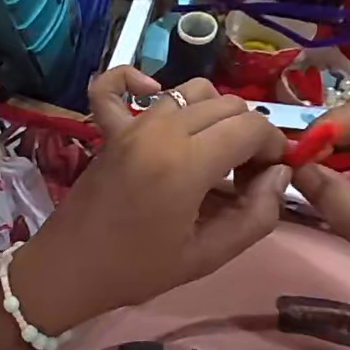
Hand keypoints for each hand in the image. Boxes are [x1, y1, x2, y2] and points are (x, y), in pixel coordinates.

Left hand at [9, 68, 290, 331]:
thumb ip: (255, 216)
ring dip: (215, 113)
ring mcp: (132, 125)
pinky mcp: (109, 129)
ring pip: (190, 91)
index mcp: (186, 163)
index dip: (274, 146)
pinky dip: (136, 79)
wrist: (71, 269)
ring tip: (214, 150)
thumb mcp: (207, 256)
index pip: (251, 127)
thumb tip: (279, 175)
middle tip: (245, 174)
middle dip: (249, 133)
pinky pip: (116, 86)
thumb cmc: (138, 270)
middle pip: (227, 105)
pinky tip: (153, 93)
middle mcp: (160, 130)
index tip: (271, 175)